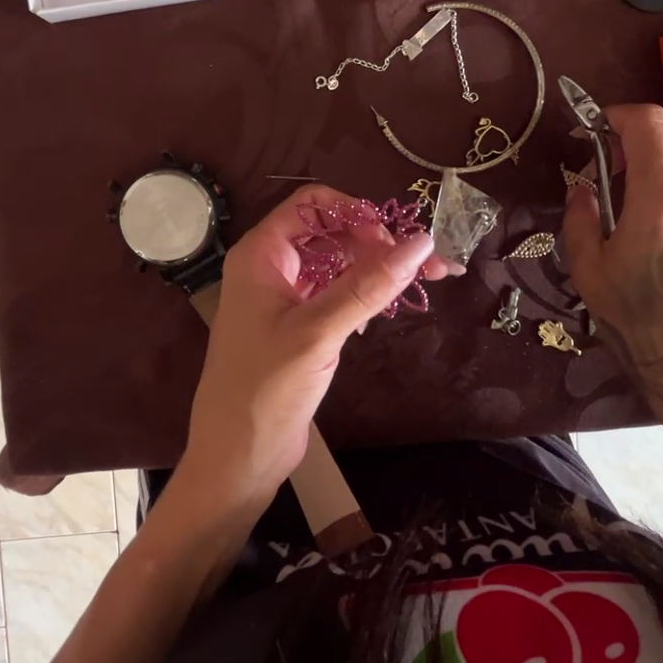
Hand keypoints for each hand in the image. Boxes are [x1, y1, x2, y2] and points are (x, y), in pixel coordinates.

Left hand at [184, 185, 445, 503]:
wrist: (237, 457)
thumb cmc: (265, 389)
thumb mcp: (319, 331)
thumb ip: (368, 284)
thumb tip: (422, 242)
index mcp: (260, 254)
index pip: (312, 205)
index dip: (356, 213)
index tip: (394, 242)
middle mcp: (269, 268)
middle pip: (329, 233)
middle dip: (375, 243)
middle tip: (425, 266)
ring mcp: (282, 299)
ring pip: (335, 265)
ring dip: (374, 270)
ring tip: (420, 285)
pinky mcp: (296, 327)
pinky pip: (333, 295)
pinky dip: (361, 297)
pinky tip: (380, 314)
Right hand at [562, 104, 662, 466]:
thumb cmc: (637, 321)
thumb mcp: (588, 270)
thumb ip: (581, 217)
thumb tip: (583, 185)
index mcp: (662, 201)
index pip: (648, 123)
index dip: (620, 115)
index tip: (601, 128)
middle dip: (646, 130)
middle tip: (623, 157)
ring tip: (661, 175)